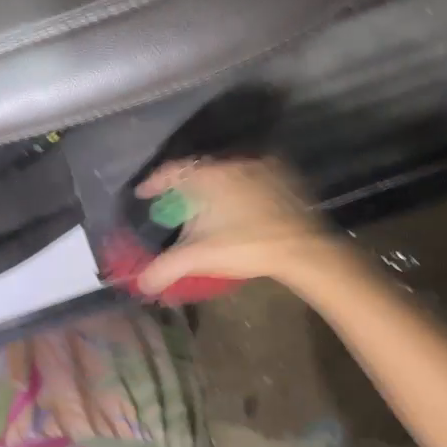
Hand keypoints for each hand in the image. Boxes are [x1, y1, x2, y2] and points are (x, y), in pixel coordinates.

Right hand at [133, 157, 343, 295]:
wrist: (305, 249)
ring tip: (202, 203)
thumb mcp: (199, 258)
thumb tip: (141, 283)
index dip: (153, 183)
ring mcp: (259, 167)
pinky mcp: (282, 176)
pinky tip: (235, 206)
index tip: (143, 194)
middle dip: (181, 184)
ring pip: (224, 171)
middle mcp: (231, 163)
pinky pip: (247, 175)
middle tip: (172, 202)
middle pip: (196, 169)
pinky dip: (235, 187)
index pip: (171, 171)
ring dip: (210, 184)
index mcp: (208, 175)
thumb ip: (165, 268)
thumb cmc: (246, 246)